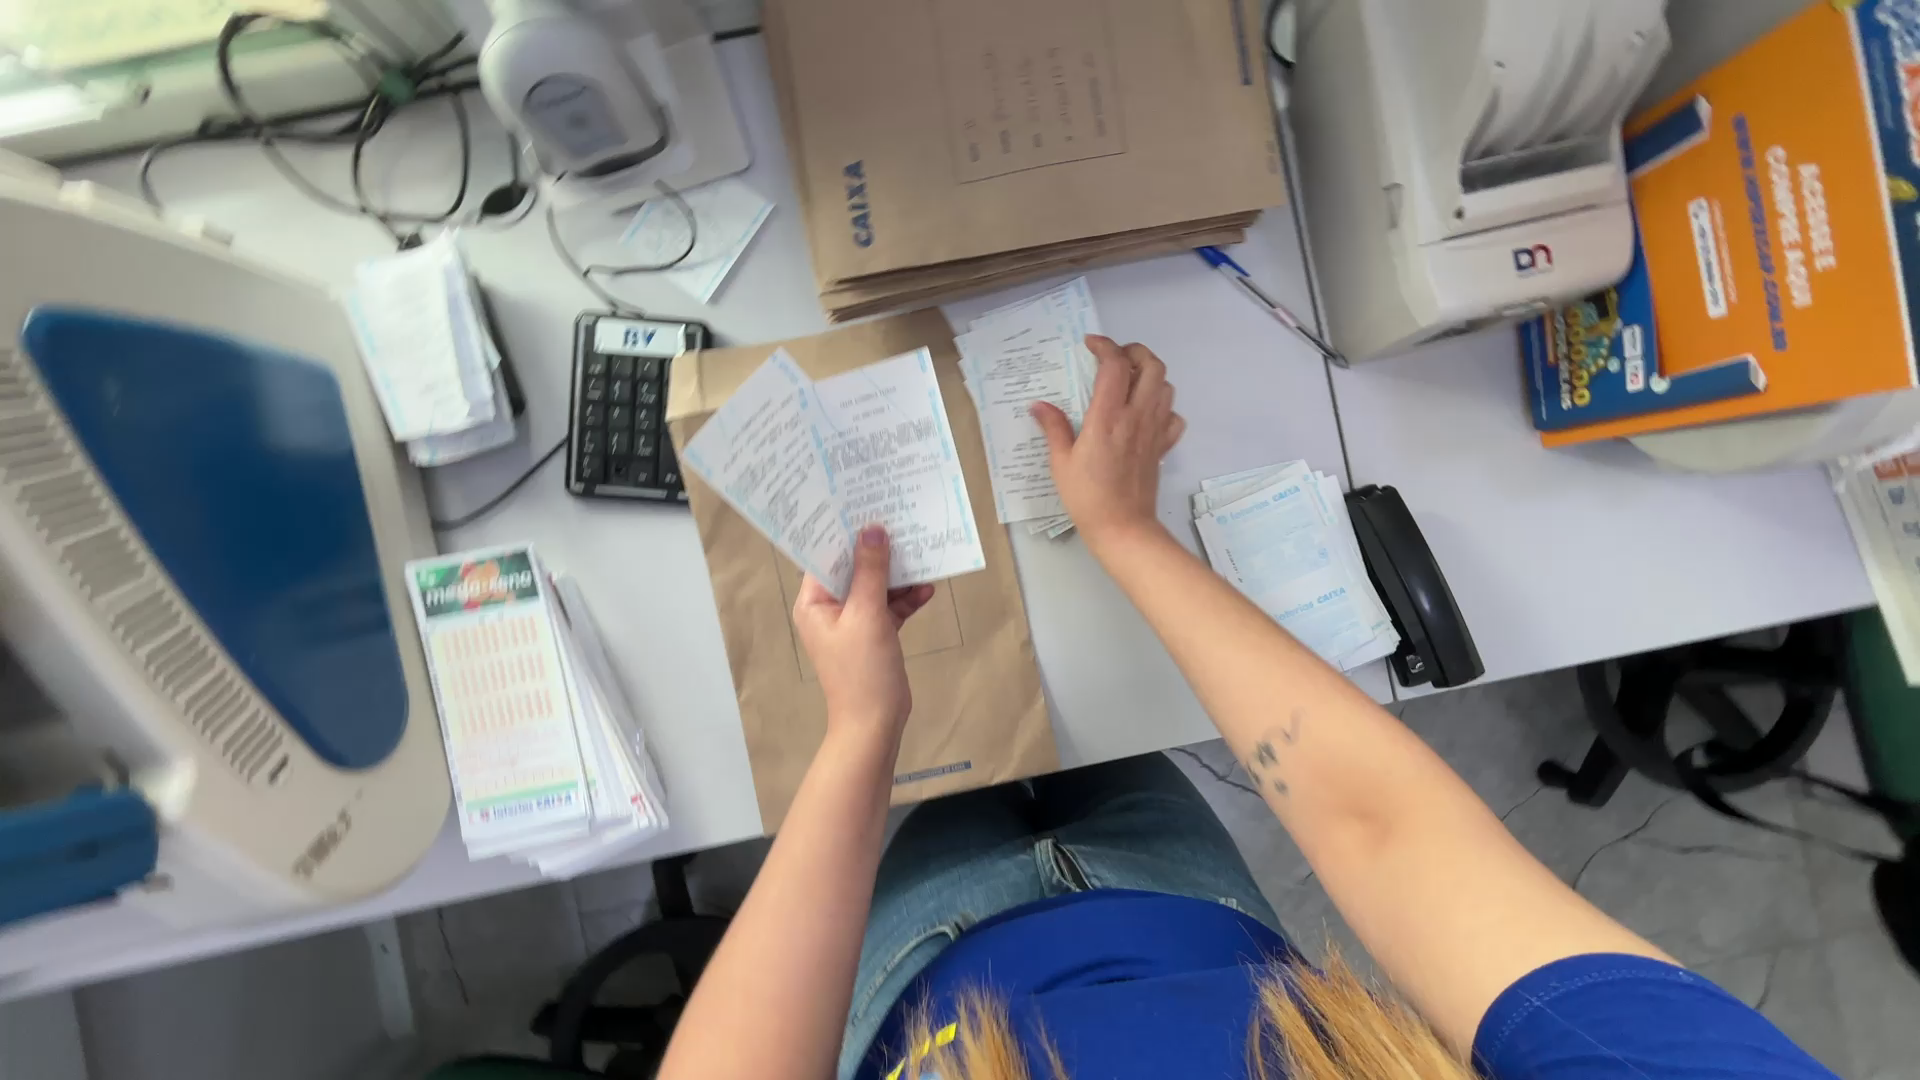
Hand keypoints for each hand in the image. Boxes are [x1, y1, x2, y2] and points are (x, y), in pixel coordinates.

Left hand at [792, 525, 936, 744]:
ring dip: (897, 574)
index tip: (865, 505)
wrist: (875, 723)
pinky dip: (906, 597)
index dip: (844, 532)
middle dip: (877, 549)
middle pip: (853, 567)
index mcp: (814, 602)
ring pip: (875, 585)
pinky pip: (890, 606)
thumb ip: (871, 571)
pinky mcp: (875, 632)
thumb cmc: (862, 669)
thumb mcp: (867, 614)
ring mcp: (854, 620)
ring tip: (921, 550)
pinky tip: (928, 587)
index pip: (826, 556)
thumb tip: (872, 529)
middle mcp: (830, 607)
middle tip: (899, 519)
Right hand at [1032, 335, 1185, 548]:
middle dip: (1135, 352)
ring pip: (1165, 386)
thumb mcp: (1061, 462)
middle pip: (1151, 365)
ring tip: (1129, 381)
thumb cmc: (1086, 497)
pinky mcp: (1163, 447)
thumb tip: (1038, 406)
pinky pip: (1174, 416)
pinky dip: (1164, 406)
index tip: (1090, 345)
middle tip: (1115, 358)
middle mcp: (1136, 417)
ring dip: (1150, 375)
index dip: (1104, 346)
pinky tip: (1146, 413)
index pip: (1115, 365)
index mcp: (1107, 417)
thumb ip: (1053, 428)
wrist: (1122, 527)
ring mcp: (1155, 431)